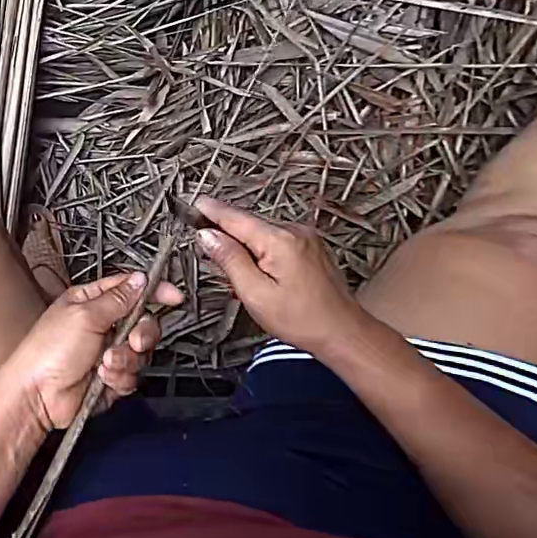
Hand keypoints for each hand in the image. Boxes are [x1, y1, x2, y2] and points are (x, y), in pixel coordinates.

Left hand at [0, 270, 180, 430]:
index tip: (173, 295)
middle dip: (142, 333)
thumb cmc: (47, 351)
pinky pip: (132, 375)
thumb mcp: (85, 316)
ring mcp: (106, 351)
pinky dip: (120, 378)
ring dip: (125, 359)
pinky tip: (102, 378)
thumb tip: (140, 279)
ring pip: (140, 352)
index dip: (153, 290)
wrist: (37, 395)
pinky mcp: (110, 376)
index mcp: (91, 301)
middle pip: (142, 321)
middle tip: (132, 340)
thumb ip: (118, 298)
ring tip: (105, 363)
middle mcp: (101, 324)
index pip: (129, 288)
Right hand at [193, 197, 365, 355]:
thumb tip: (207, 235)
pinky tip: (259, 271)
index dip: (210, 211)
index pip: (234, 217)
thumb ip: (229, 259)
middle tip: (207, 250)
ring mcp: (305, 236)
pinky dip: (260, 248)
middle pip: (246, 224)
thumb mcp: (255, 293)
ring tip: (239, 273)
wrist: (343, 333)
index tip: (193, 204)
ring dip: (244, 244)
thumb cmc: (303, 320)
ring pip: (260, 231)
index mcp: (278, 240)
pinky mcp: (309, 245)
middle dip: (226, 234)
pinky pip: (275, 238)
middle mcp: (294, 231)